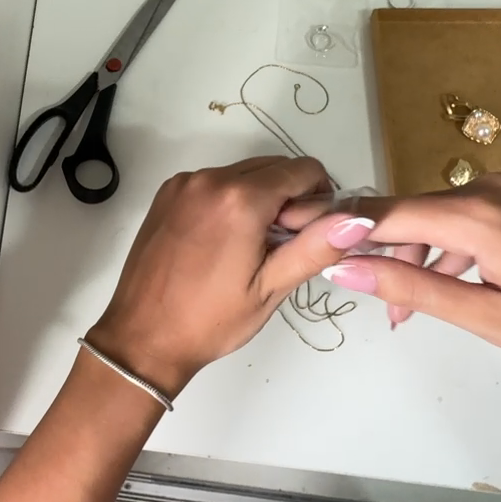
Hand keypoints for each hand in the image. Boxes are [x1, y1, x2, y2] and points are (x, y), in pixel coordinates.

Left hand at [86, 156, 377, 396]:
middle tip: (282, 245)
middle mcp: (208, 178)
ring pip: (243, 173)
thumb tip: (357, 218)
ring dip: (260, 197)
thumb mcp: (270, 288)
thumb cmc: (209, 319)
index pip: (302, 169)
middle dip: (290, 197)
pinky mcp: (167, 193)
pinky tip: (225, 241)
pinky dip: (230, 199)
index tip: (312, 232)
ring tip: (253, 247)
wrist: (143, 335)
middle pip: (272, 166)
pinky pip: (214, 182)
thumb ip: (316, 247)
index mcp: (238, 198)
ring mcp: (183, 183)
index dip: (319, 197)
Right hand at [320, 174, 500, 407]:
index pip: (384, 211)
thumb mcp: (494, 320)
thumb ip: (412, 288)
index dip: (343, 230)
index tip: (311, 249)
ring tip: (415, 307)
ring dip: (420, 254)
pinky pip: (477, 217)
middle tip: (375, 302)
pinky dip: (456, 248)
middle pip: (412, 210)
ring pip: (444, 215)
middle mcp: (494, 188)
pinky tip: (462, 285)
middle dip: (384, 251)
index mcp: (479, 213)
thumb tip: (342, 269)